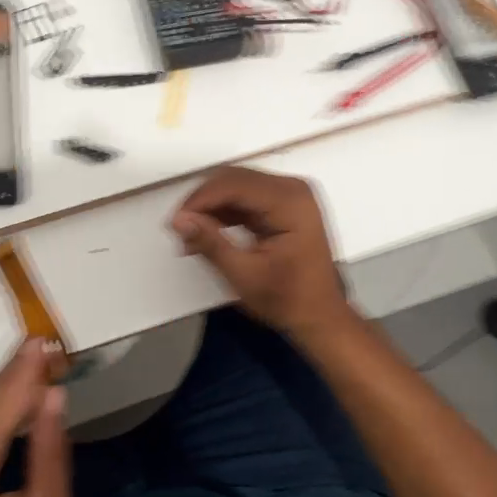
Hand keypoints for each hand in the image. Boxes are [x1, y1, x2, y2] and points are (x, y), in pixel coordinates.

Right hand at [171, 166, 356, 339]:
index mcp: (290, 202)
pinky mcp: (285, 205)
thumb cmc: (288, 300)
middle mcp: (293, 189)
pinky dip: (225, 212)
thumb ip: (210, 243)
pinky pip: (247, 197)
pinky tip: (209, 233)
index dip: (199, 200)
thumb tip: (179, 220)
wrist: (321, 316)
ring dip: (211, 207)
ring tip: (191, 235)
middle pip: (234, 179)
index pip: (234, 185)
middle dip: (203, 202)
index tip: (175, 223)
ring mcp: (290, 195)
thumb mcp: (244, 275)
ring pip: (237, 186)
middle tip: (181, 229)